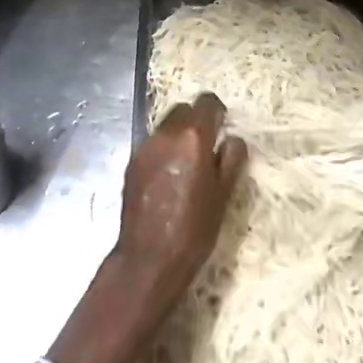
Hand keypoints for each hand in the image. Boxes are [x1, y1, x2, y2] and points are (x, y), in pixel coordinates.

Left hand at [47, 93, 246, 362]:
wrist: (148, 259)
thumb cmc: (194, 230)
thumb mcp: (224, 196)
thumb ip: (231, 159)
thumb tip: (232, 139)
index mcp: (193, 138)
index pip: (206, 102)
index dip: (217, 111)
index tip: (223, 126)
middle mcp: (165, 134)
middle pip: (184, 109)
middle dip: (197, 120)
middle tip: (207, 147)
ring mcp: (144, 147)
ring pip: (166, 125)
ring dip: (179, 134)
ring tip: (188, 165)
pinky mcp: (131, 162)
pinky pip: (153, 143)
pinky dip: (164, 149)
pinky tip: (170, 177)